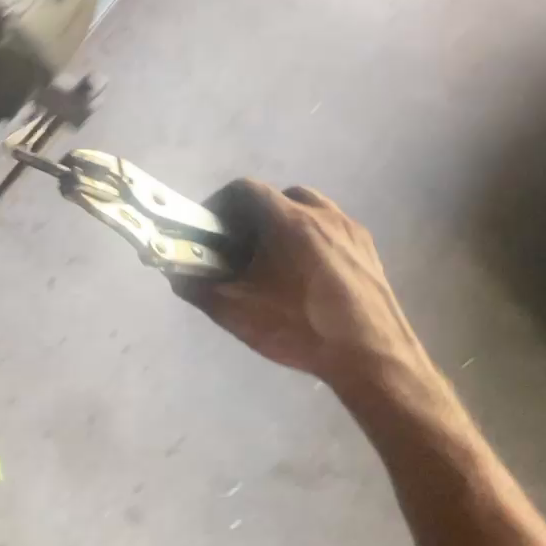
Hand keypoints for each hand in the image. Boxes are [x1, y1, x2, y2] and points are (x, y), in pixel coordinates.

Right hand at [174, 180, 430, 388]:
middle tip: (236, 247)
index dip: (218, 204)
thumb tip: (173, 272)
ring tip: (270, 262)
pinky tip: (301, 278)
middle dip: (251, 216)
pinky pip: (331, 232)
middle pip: (278, 197)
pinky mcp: (369, 253)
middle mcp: (323, 216)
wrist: (373, 356)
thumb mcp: (231, 310)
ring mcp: (351, 233)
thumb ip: (193, 286)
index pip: (244, 189)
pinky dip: (309, 241)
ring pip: (309, 212)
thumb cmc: (298, 326)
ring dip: (283, 226)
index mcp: (287, 221)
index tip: (208, 231)